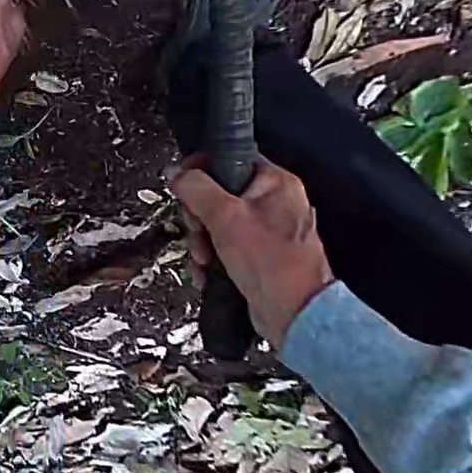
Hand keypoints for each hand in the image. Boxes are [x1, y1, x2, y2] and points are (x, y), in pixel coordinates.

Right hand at [168, 157, 333, 347]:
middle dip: (198, 217)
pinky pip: (223, 244)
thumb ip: (196, 189)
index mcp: (275, 183)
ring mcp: (266, 229)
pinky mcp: (258, 253)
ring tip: (205, 257)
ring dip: (201, 241)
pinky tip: (209, 269)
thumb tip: (177, 173)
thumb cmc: (273, 266)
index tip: (183, 185)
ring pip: (215, 221)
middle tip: (199, 229)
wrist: (294, 314)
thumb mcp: (224, 217)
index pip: (228, 158)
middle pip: (215, 194)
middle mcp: (274, 202)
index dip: (199, 171)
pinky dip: (211, 256)